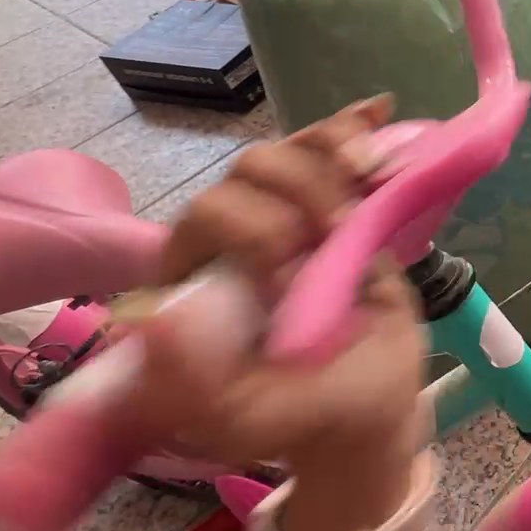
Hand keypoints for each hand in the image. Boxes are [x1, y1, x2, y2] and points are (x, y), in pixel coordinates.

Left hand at [130, 95, 425, 530]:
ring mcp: (294, 215)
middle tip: (341, 230)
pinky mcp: (342, 204)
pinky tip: (379, 111)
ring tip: (372, 172)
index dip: (257, 230)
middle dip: (305, 189)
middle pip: (252, 170)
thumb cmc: (308, 414)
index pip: (206, 216)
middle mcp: (238, 239)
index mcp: (196, 282)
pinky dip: (358, 127)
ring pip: (297, 150)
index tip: (296, 273)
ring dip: (336, 151)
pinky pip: (340, 150)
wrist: (377, 398)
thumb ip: (190, 385)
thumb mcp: (245, 419)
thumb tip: (151, 311)